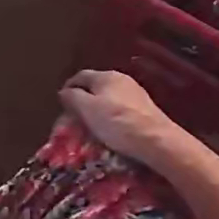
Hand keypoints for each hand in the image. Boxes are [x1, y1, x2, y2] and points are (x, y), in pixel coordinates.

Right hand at [59, 69, 198, 172]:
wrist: (157, 142)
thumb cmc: (117, 122)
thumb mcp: (86, 109)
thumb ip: (72, 97)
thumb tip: (65, 92)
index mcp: (106, 76)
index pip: (80, 76)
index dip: (67, 89)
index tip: (61, 105)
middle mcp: (122, 80)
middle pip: (95, 89)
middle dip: (83, 103)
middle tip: (74, 119)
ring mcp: (136, 95)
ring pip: (108, 100)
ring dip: (97, 112)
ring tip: (91, 129)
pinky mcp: (146, 111)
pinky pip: (121, 111)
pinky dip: (112, 119)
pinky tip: (111, 133)